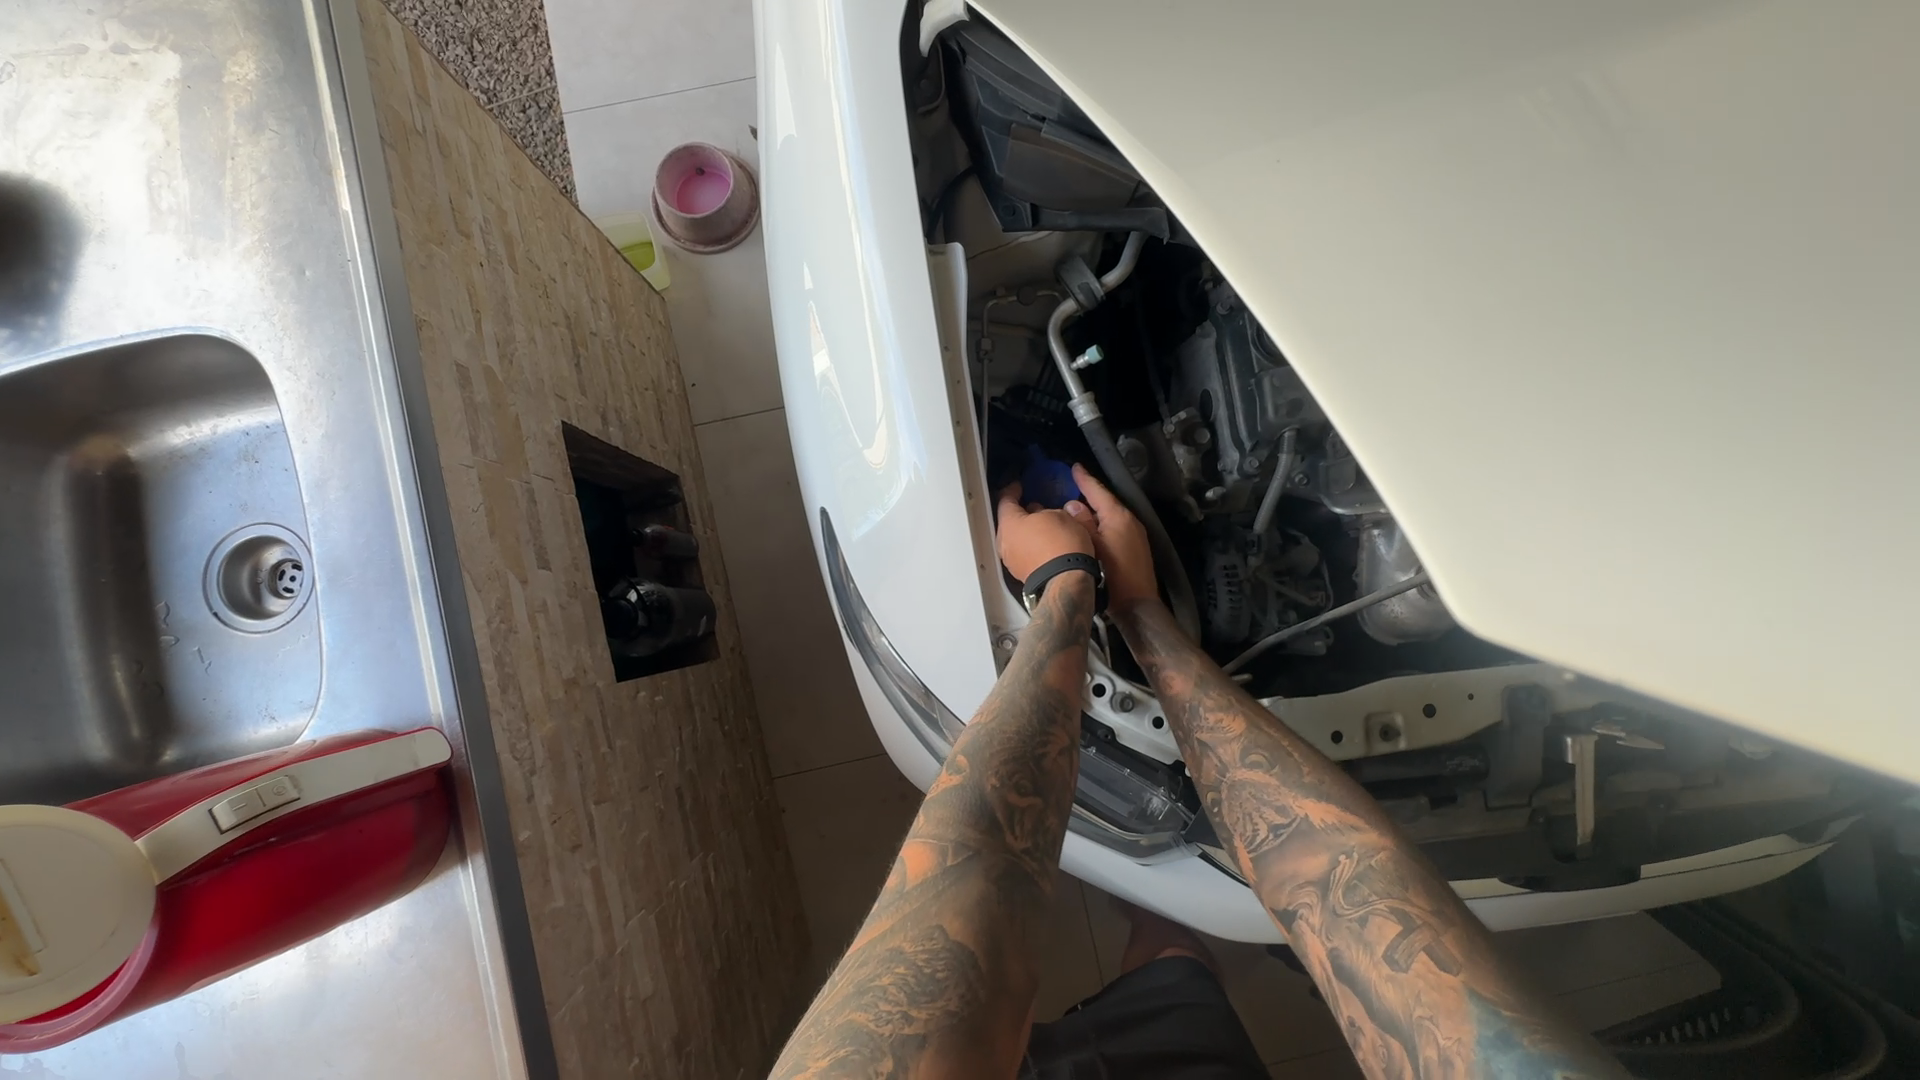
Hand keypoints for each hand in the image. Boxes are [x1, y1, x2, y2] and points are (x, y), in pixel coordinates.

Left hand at [997, 482, 1094, 582]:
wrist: (1066, 581)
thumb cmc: (1062, 544)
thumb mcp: (1061, 515)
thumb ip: (1047, 510)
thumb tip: (1043, 513)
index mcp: (1009, 523)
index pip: (1005, 500)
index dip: (1013, 490)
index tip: (1017, 486)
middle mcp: (1004, 542)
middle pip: (1009, 522)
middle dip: (1021, 513)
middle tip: (1034, 507)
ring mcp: (1011, 560)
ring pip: (1015, 539)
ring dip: (1026, 531)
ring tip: (1043, 526)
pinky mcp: (1021, 574)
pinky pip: (1023, 553)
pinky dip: (1030, 546)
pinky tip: (1045, 544)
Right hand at [1064, 464, 1156, 607]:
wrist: (1136, 605)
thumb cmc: (1111, 574)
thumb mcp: (1091, 545)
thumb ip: (1081, 523)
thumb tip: (1072, 504)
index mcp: (1119, 516)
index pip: (1099, 491)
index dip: (1085, 479)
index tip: (1074, 467)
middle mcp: (1130, 521)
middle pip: (1105, 502)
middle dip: (1088, 495)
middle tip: (1070, 487)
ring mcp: (1134, 536)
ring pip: (1109, 517)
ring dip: (1094, 512)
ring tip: (1075, 508)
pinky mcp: (1134, 549)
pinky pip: (1114, 528)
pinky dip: (1100, 525)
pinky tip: (1089, 530)